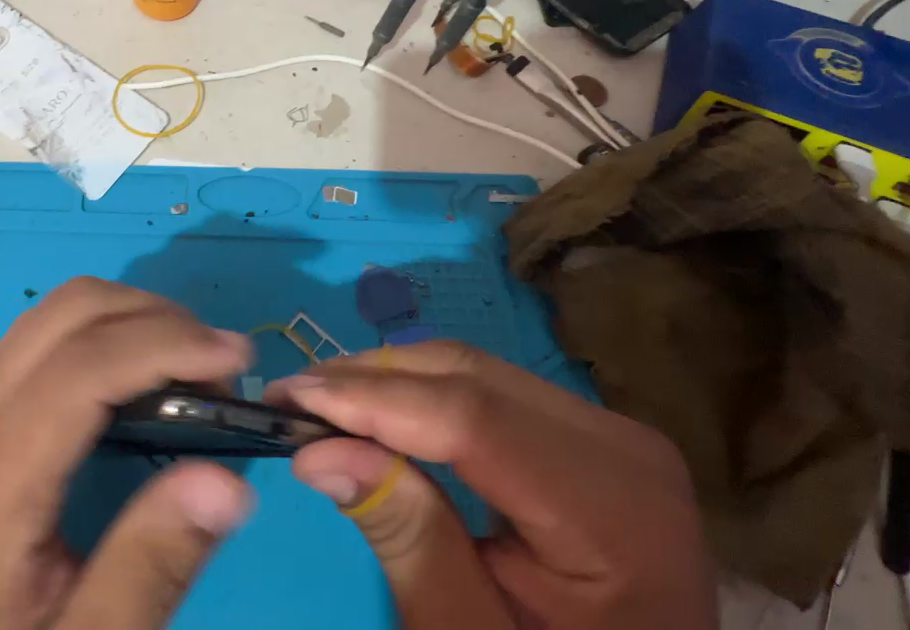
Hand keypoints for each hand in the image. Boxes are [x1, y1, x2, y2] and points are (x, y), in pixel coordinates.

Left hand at [0, 278, 255, 629]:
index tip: (237, 358)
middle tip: (223, 365)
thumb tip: (227, 481)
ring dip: (130, 317)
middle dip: (156, 317)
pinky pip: (42, 337)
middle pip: (68, 312)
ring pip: (54, 312)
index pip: (84, 365)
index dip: (165, 345)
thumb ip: (151, 565)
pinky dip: (104, 333)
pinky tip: (141, 378)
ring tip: (193, 366)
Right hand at [270, 343, 716, 629]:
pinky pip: (486, 388)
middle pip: (470, 377)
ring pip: (472, 370)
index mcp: (615, 508)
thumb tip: (318, 451)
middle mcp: (621, 444)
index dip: (373, 398)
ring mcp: (607, 431)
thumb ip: (407, 540)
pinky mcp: (583, 432)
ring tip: (318, 404)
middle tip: (288, 399)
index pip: (473, 417)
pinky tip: (374, 412)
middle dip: (369, 378)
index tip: (288, 398)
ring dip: (387, 380)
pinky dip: (419, 394)